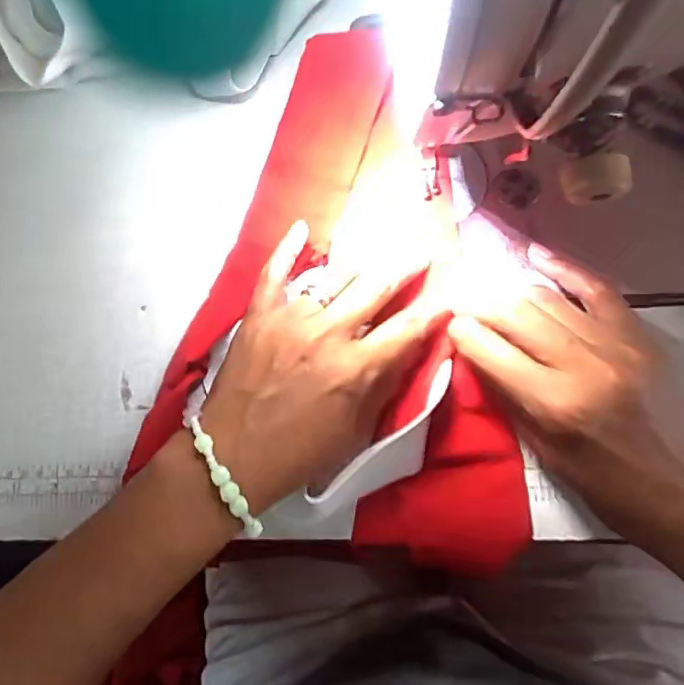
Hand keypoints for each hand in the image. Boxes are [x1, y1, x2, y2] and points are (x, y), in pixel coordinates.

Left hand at [199, 221, 447, 511]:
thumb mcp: (356, 429)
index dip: (434, 311)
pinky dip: (287, 249)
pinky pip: (274, 272)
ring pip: (334, 278)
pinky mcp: (259, 314)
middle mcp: (328, 333)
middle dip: (406, 270)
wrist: (233, 456)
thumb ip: (385, 384)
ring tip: (372, 262)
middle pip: (376, 287)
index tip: (450, 296)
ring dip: (357, 272)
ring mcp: (290, 318)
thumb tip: (413, 349)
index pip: (407, 328)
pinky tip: (301, 228)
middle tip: (422, 256)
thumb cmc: (301, 452)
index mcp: (356, 367)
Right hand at [447, 247, 683, 554]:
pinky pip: (595, 287)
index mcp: (554, 402)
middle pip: (515, 313)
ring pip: (547, 297)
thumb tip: (476, 356)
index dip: (462, 332)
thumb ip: (508, 398)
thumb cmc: (607, 486)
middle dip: (480, 304)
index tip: (447, 324)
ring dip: (511, 290)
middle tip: (462, 303)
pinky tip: (535, 255)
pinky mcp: (638, 333)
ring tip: (490, 287)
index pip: (490, 350)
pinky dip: (563, 268)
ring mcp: (615, 342)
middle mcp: (582, 363)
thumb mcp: (544, 452)